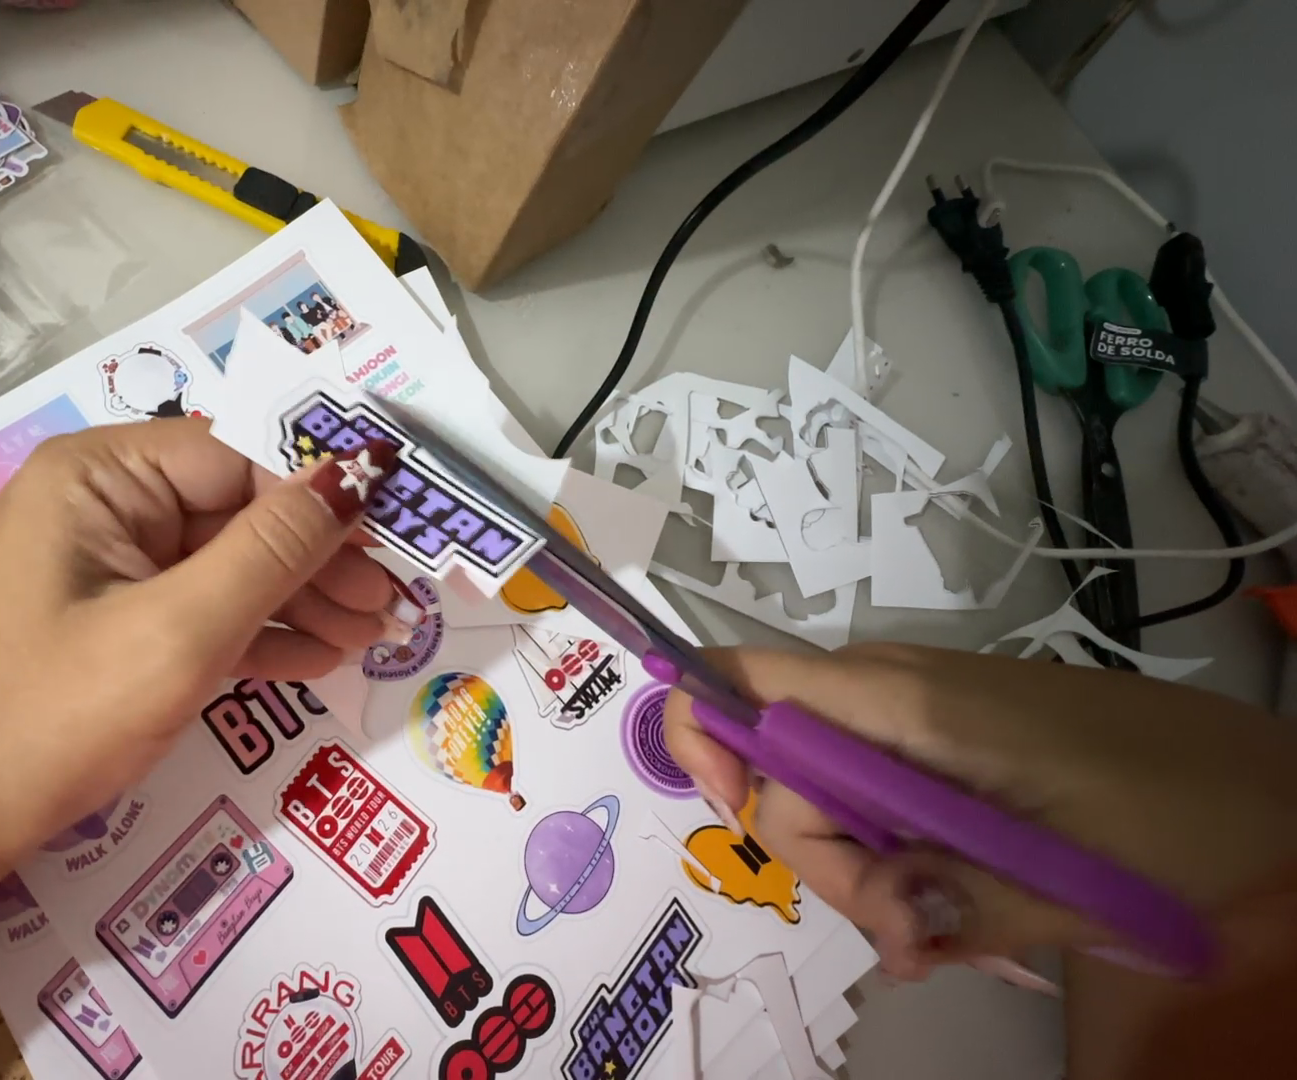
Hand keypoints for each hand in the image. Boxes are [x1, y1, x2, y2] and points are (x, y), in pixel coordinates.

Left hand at [0, 417, 404, 865]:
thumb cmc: (54, 717)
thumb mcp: (180, 630)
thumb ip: (275, 549)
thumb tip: (360, 470)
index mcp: (100, 476)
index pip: (235, 459)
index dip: (315, 495)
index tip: (389, 537)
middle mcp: (105, 506)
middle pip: (237, 513)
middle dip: (315, 560)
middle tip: (390, 604)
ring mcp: (112, 567)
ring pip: (228, 566)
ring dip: (300, 601)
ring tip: (373, 636)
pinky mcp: (119, 621)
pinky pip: (203, 610)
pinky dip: (259, 633)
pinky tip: (321, 656)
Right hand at [664, 644, 1296, 980]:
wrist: (1269, 771)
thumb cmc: (1186, 803)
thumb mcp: (1085, 874)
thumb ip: (968, 901)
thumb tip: (882, 931)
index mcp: (893, 698)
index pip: (736, 676)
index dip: (701, 736)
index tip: (735, 813)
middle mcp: (871, 690)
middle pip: (772, 764)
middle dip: (816, 855)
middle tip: (907, 930)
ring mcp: (893, 712)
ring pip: (810, 787)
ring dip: (852, 864)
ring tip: (941, 926)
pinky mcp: (916, 738)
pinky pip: (853, 789)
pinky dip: (875, 849)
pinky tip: (941, 893)